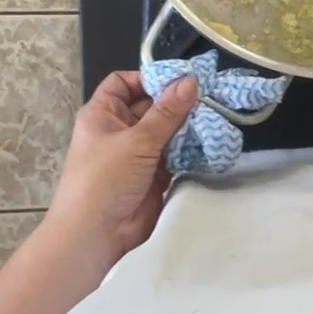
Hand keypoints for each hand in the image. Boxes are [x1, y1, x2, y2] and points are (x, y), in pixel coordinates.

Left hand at [45, 71, 198, 267]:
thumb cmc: (104, 180)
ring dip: (187, 126)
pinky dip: (190, 148)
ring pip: (167, 130)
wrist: (97, 235)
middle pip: (151, 106)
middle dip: (177, 102)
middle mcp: (119, 130)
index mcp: (103, 114)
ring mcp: (138, 153)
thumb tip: (190, 81)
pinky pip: (176, 154)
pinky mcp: (154, 175)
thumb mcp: (136, 141)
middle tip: (210, 96)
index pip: (125, 82)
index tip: (180, 80)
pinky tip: (210, 141)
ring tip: (215, 117)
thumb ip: (167, 112)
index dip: (149, 78)